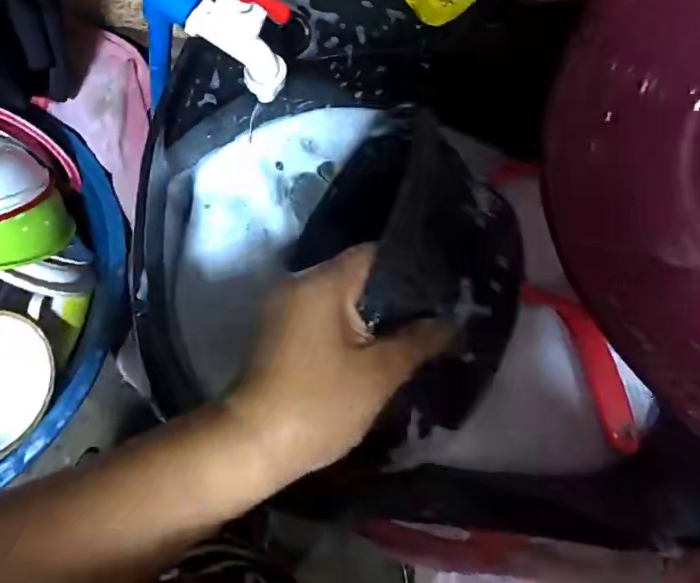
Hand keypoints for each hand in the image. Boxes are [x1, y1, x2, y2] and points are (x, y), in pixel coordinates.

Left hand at [224, 244, 454, 480]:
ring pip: (339, 295)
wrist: (249, 446)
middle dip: (392, 292)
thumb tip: (450, 322)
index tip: (438, 285)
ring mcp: (284, 305)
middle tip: (430, 312)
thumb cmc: (317, 404)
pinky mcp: (278, 329)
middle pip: (355, 273)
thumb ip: (416, 342)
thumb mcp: (376, 376)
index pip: (372, 253)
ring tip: (409, 329)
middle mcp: (300, 282)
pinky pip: (321, 313)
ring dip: (369, 311)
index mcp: (322, 281)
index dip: (408, 265)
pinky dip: (346, 324)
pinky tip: (372, 346)